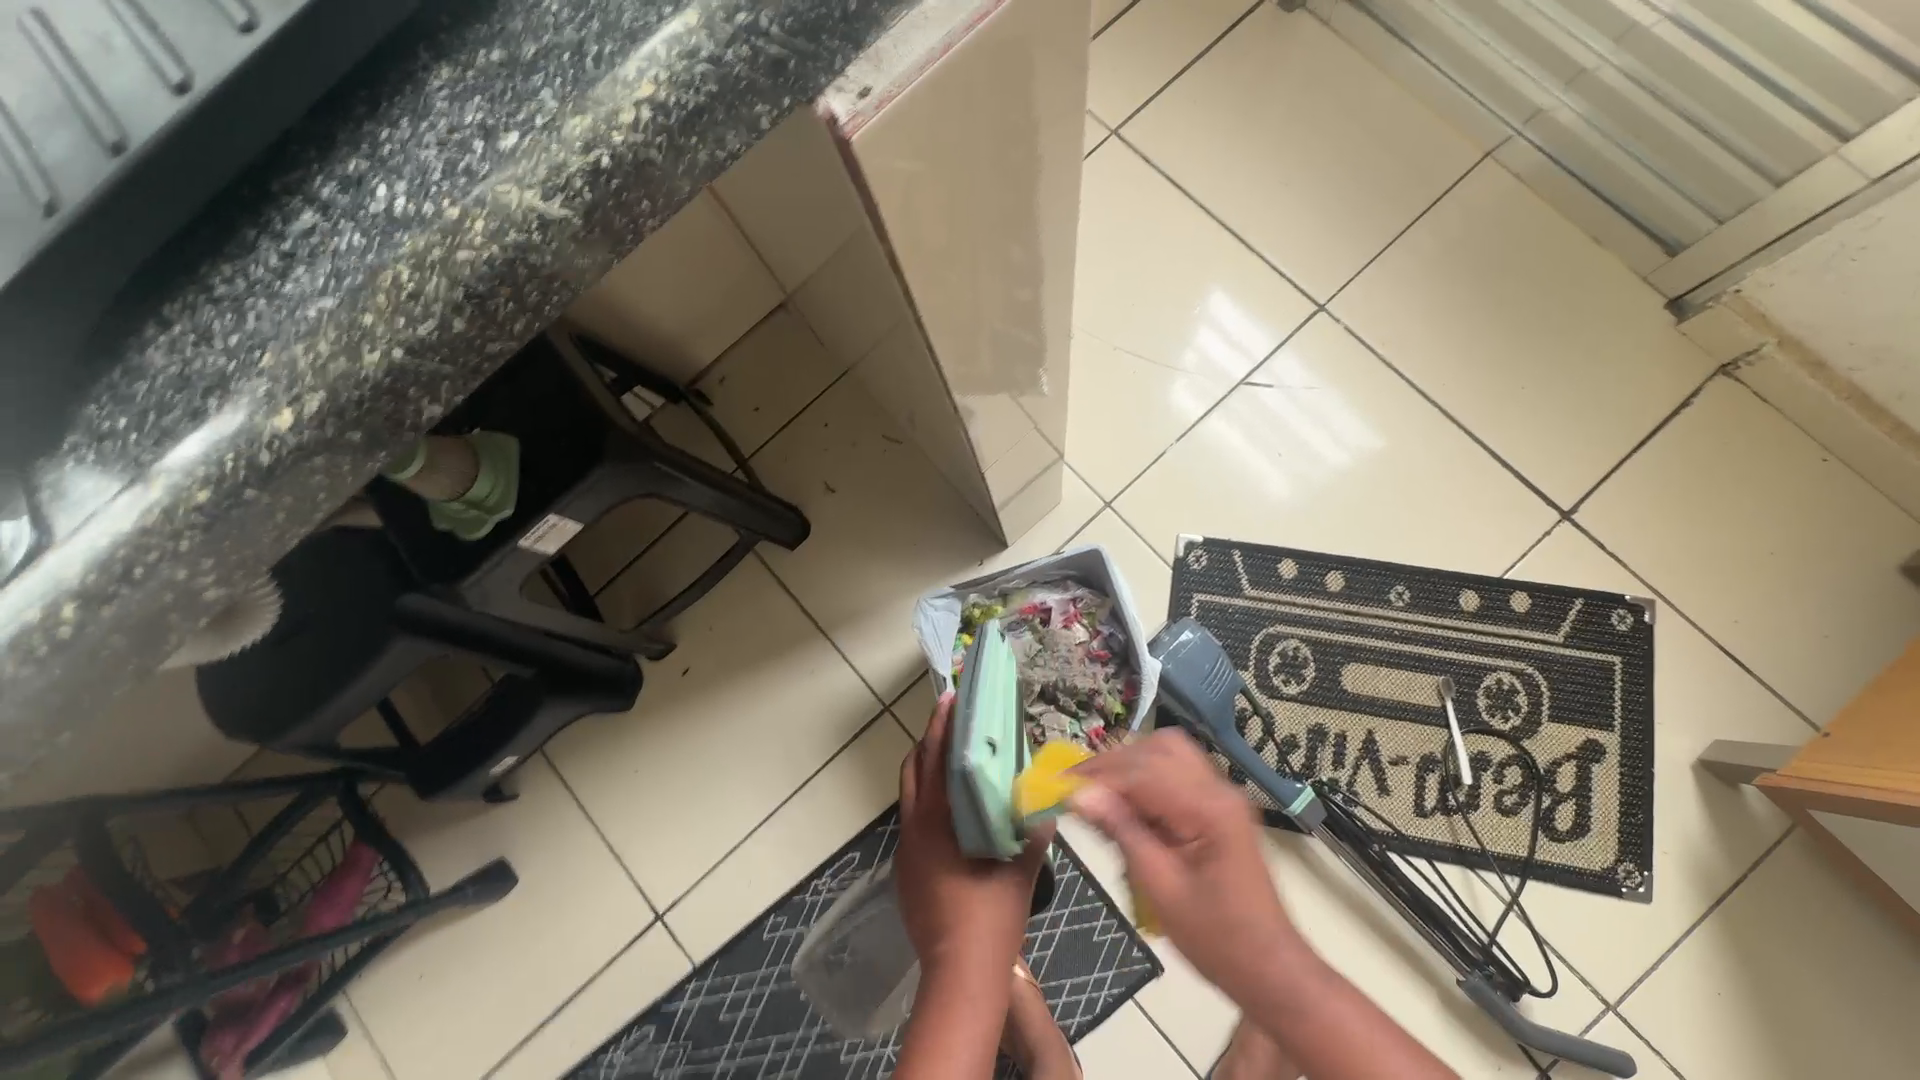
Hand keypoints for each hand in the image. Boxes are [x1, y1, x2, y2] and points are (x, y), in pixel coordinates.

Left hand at [895, 691, 1054, 979]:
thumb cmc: (992, 916)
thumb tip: (1046, 802)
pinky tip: (948, 807)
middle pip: (915, 768)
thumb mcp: (1021, 870)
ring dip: (925, 767)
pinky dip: (926, 799)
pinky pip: (912, 819)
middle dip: (931, 739)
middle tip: (950, 718)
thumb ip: (1033, 832)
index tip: (950, 697)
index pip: (939, 758)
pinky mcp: (905, 869)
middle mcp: (915, 826)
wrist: (958, 972)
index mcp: (940, 820)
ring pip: (910, 793)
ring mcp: (907, 848)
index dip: (944, 725)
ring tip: (948, 752)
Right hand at [1068, 730, 1300, 996]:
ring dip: (1128, 766)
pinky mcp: (1218, 808)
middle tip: (1075, 789)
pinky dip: (1145, 779)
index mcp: (1210, 809)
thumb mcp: (1160, 888)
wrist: (1269, 967)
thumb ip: (1122, 833)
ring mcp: (1222, 796)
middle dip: (1112, 763)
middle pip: (1158, 749)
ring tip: (1095, 794)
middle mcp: (1219, 790)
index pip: (1143, 772)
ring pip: (1168, 754)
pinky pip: (1176, 775)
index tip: (1057, 788)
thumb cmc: (1216, 938)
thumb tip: (1079, 795)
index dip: (1097, 776)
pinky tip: (1124, 805)